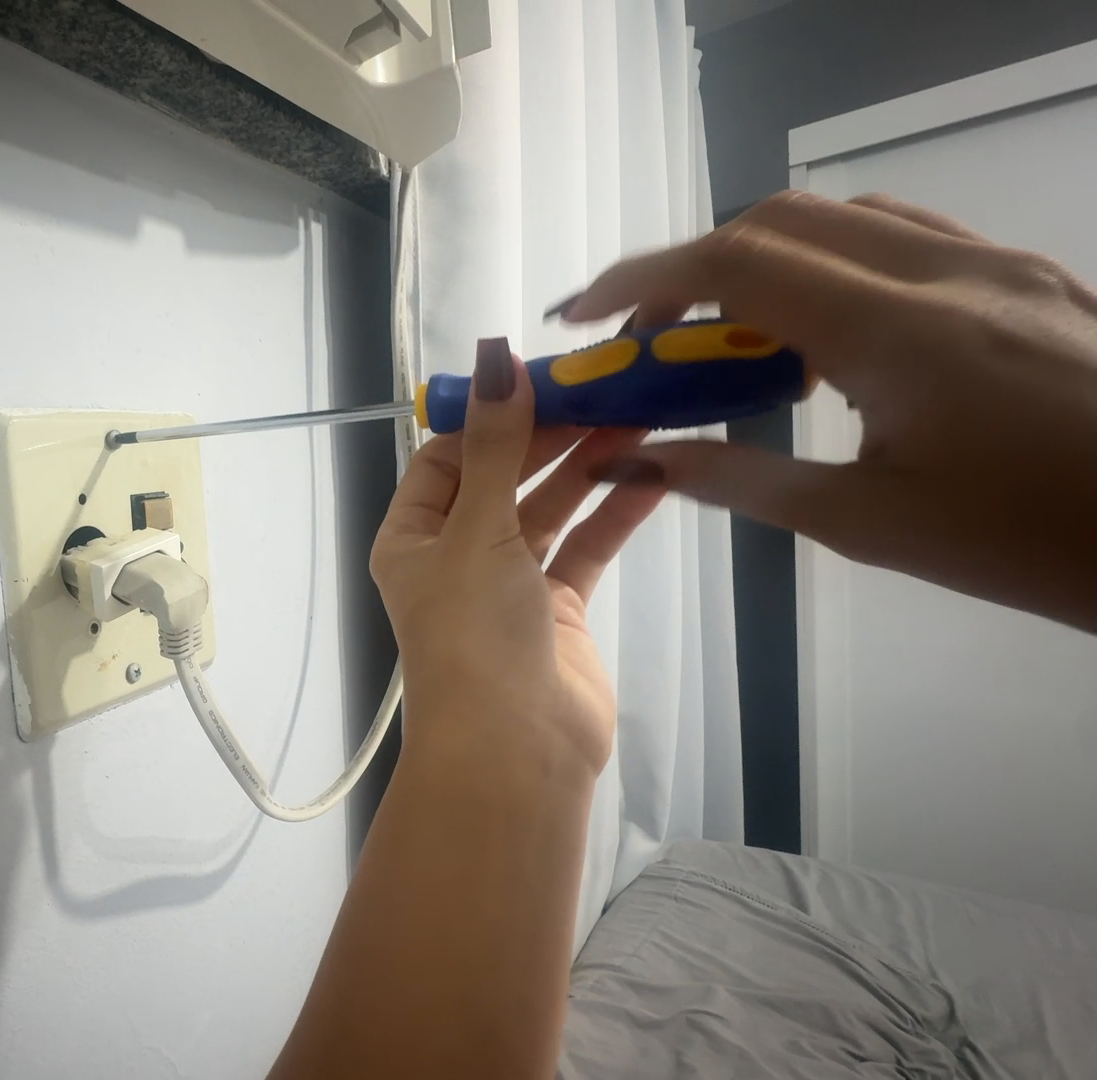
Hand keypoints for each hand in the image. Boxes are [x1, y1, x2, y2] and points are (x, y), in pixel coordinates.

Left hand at [370, 338, 664, 776]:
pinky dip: (613, 512)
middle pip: (501, 478)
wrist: (514, 746)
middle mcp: (451, 554)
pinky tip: (655, 471)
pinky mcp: (554, 608)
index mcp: (410, 536)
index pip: (445, 459)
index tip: (543, 378)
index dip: (489, 418)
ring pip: (545, 509)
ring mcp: (504, 582)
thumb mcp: (477, 530)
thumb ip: (496, 448)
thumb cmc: (475, 631)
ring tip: (642, 415)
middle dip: (548, 436)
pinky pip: (583, 547)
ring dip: (587, 466)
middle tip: (608, 388)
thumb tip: (494, 361)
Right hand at [564, 190, 1096, 631]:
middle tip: (644, 337)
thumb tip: (628, 459)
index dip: (639, 281)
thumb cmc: (1032, 540)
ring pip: (835, 220)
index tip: (582, 317)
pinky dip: (816, 264)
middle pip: (775, 222)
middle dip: (684, 270)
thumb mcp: (860, 521)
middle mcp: (946, 272)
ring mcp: (995, 264)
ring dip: (749, 261)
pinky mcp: (1022, 275)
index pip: (735, 263)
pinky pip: (893, 237)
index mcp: (899, 332)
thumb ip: (732, 476)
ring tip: (717, 334)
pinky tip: (807, 329)